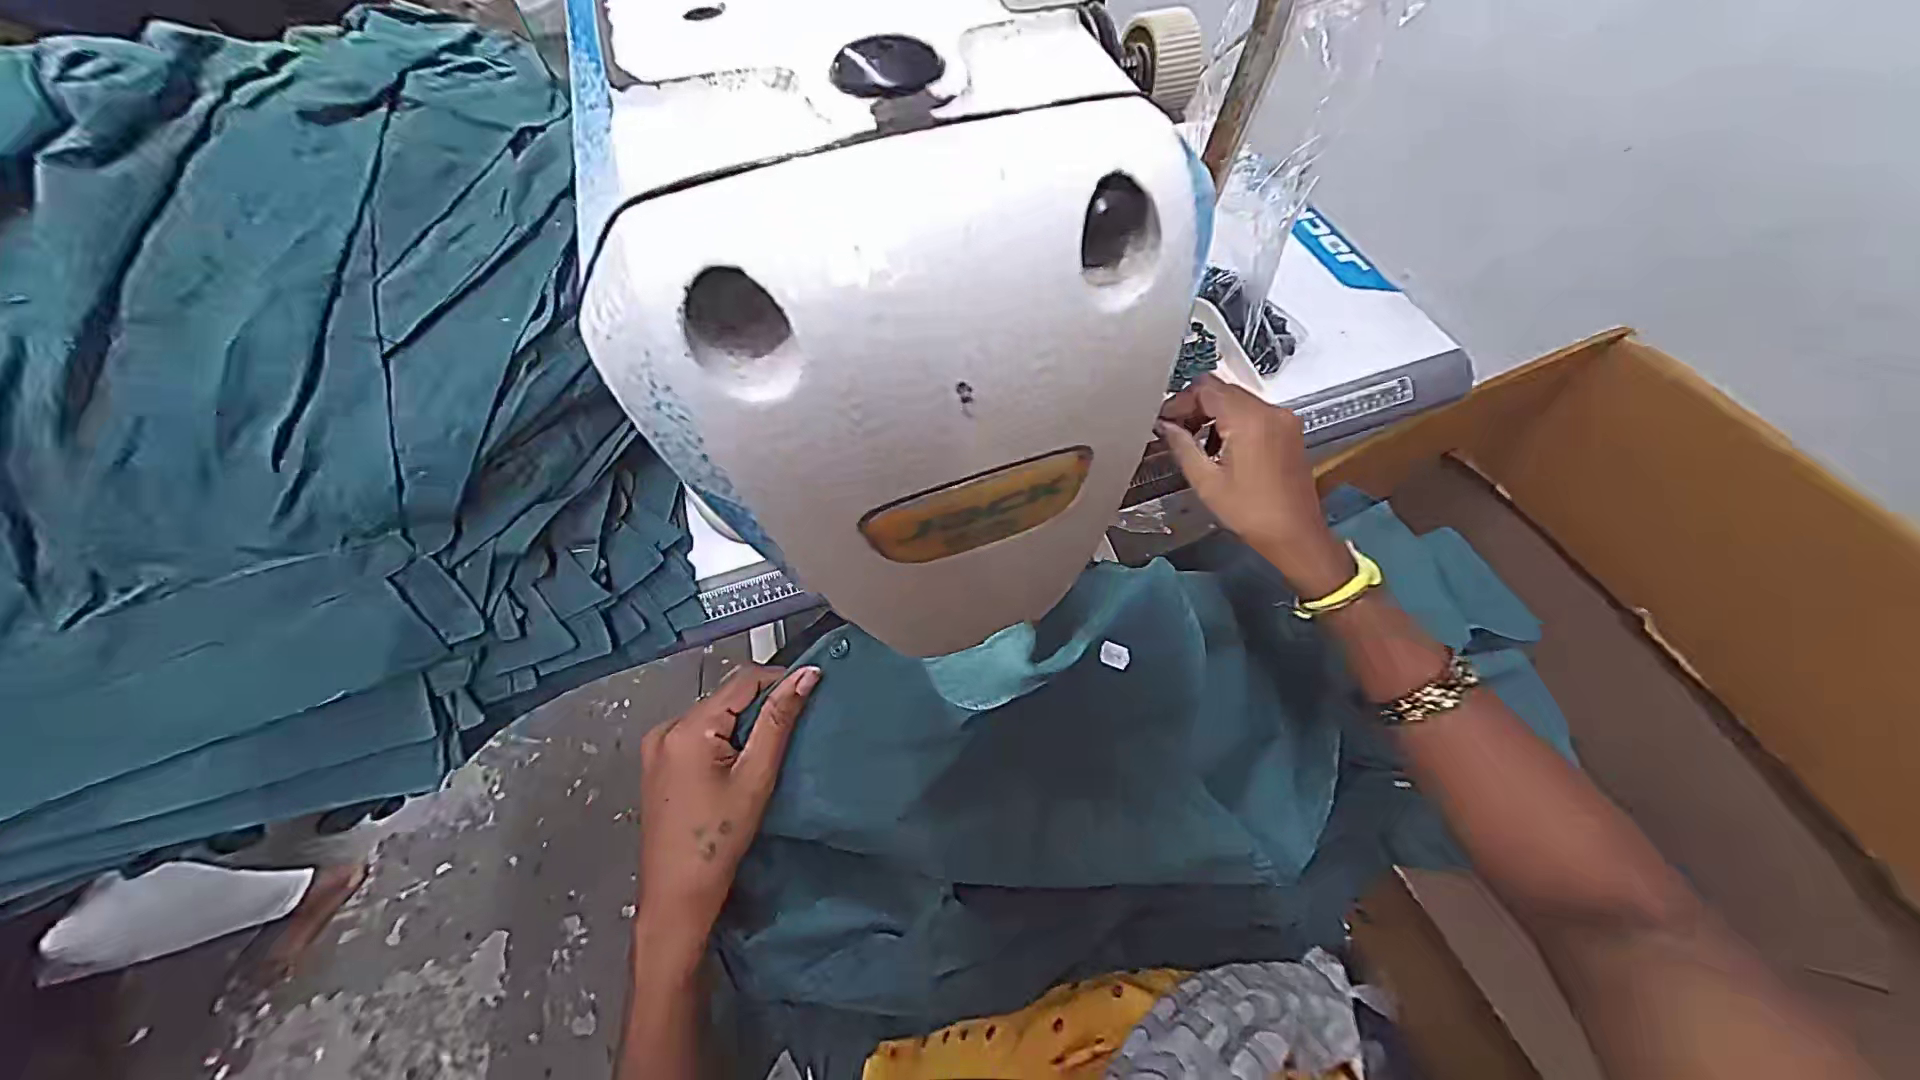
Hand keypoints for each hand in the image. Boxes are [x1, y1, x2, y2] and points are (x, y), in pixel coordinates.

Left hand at [635, 664, 820, 959]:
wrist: (678, 895)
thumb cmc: (720, 838)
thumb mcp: (757, 774)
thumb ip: (780, 718)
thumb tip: (806, 676)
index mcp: (687, 727)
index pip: (743, 681)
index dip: (779, 680)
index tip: (808, 691)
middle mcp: (666, 729)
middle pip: (727, 697)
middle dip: (762, 705)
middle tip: (792, 727)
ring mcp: (658, 746)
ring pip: (715, 714)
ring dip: (744, 723)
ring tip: (768, 750)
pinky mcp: (659, 763)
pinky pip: (700, 733)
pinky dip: (725, 738)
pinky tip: (740, 764)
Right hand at [1156, 373, 1353, 595]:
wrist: (1294, 534)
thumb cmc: (1249, 512)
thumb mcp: (1206, 480)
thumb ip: (1182, 445)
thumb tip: (1165, 425)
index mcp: (1249, 420)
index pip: (1207, 389)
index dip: (1180, 401)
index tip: (1164, 421)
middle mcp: (1270, 411)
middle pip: (1224, 390)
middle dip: (1195, 406)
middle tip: (1175, 430)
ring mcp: (1283, 419)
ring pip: (1238, 400)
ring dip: (1213, 414)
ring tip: (1195, 442)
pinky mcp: (1289, 430)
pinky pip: (1253, 413)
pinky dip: (1232, 422)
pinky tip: (1219, 447)